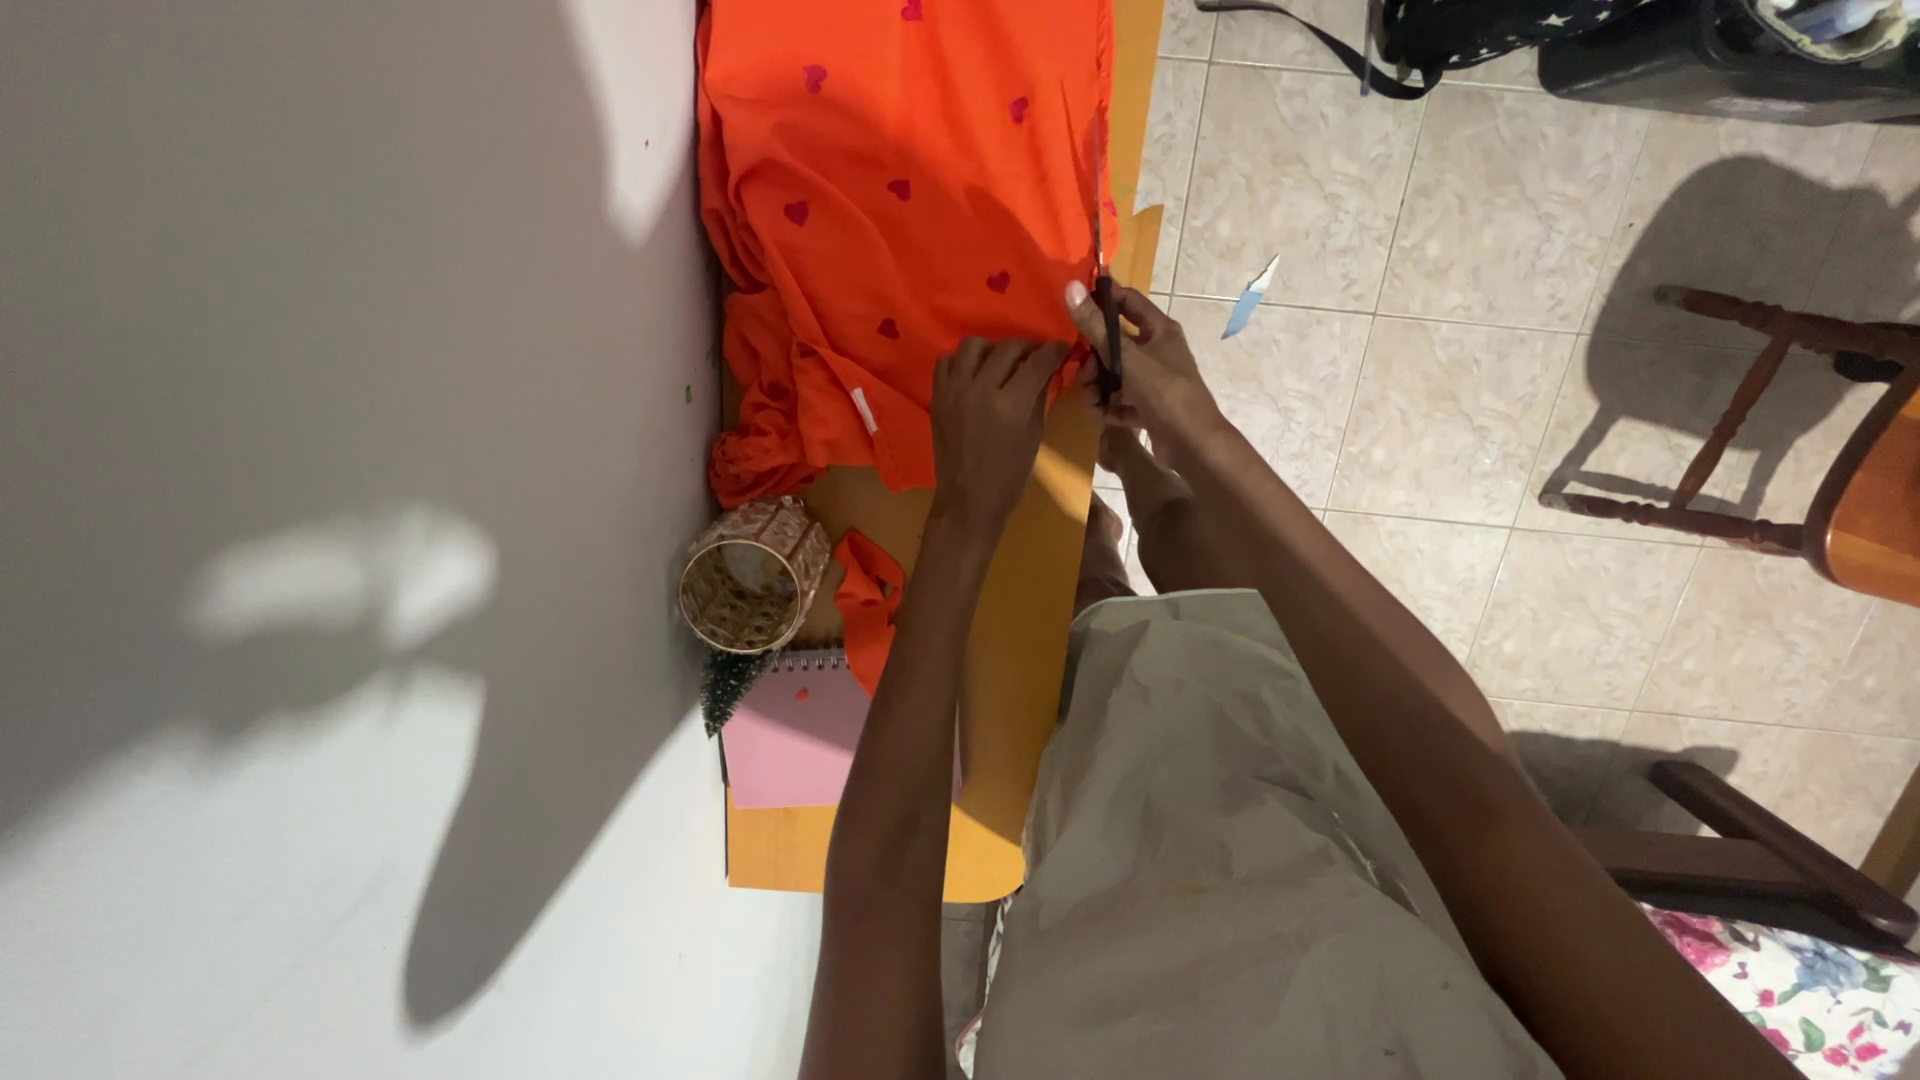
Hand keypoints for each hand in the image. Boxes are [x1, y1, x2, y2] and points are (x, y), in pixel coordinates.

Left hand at [928, 337, 1069, 540]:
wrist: (968, 500)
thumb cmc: (1009, 476)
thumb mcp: (1034, 436)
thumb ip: (1039, 397)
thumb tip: (1047, 370)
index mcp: (1010, 405)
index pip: (1037, 362)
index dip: (1054, 350)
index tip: (1061, 348)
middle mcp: (980, 391)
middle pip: (1007, 348)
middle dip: (1027, 347)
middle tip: (1035, 355)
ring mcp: (954, 392)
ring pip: (973, 345)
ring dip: (992, 348)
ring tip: (1001, 361)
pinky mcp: (937, 397)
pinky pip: (947, 362)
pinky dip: (963, 361)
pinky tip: (975, 373)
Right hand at [1064, 281, 1217, 435]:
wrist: (1191, 443)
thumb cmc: (1163, 391)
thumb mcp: (1126, 357)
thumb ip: (1096, 326)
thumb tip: (1070, 288)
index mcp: (1159, 330)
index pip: (1128, 301)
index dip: (1103, 298)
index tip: (1075, 302)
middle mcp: (1157, 352)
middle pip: (1116, 344)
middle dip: (1093, 358)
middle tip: (1081, 371)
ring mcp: (1154, 381)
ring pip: (1116, 375)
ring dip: (1098, 386)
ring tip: (1089, 400)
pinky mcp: (1149, 407)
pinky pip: (1121, 400)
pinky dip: (1110, 406)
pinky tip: (1101, 414)